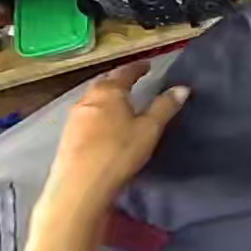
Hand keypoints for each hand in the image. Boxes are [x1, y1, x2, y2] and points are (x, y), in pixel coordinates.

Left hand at [38, 63, 189, 232]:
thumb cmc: (119, 151)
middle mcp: (87, 101)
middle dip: (118, 79)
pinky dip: (100, 110)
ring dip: (107, 95)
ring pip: (93, 99)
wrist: (80, 186)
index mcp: (108, 94)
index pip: (124, 73)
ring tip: (121, 98)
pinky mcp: (68, 137)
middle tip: (133, 78)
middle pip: (104, 83)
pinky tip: (106, 120)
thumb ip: (165, 106)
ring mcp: (74, 119)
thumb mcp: (150, 128)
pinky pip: (87, 114)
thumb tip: (182, 88)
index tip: (147, 64)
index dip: (137, 67)